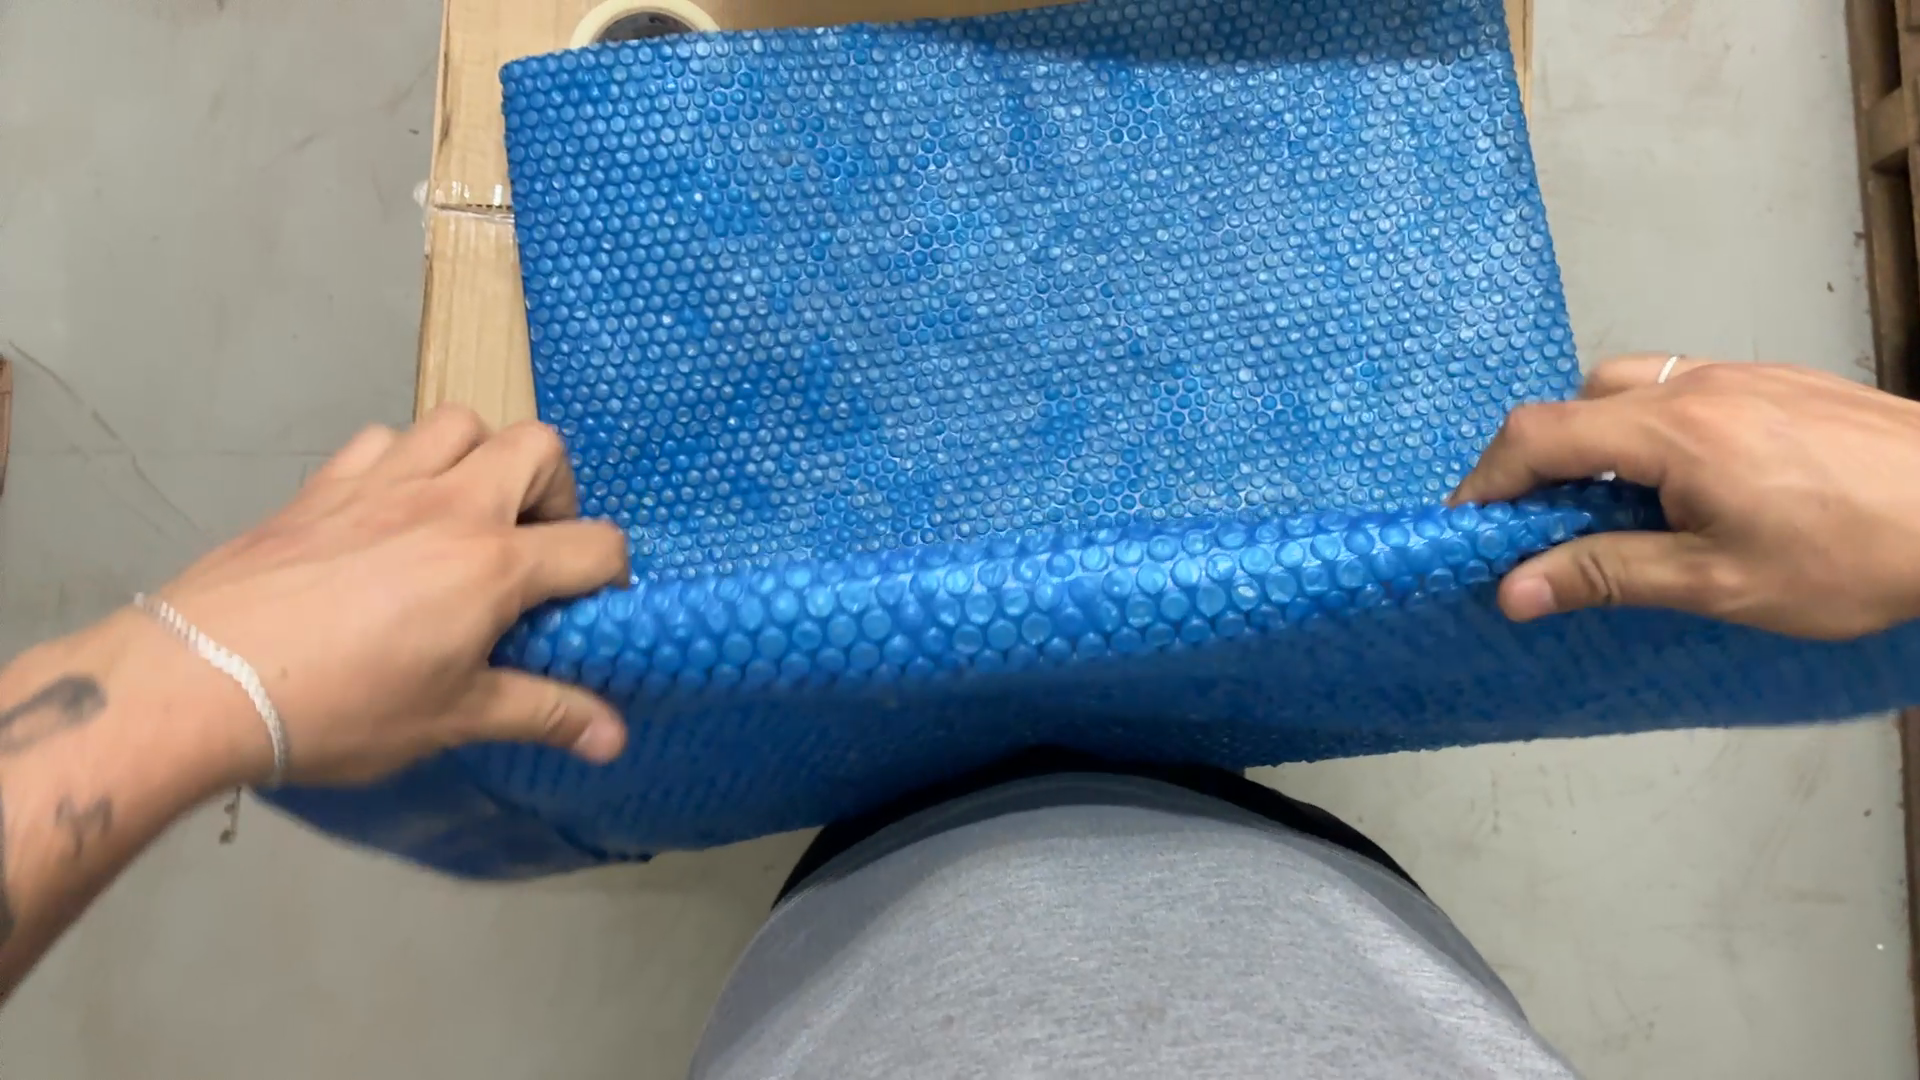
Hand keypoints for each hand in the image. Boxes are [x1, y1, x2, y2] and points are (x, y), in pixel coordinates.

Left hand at [148, 406, 630, 784]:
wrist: (185, 688)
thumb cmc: (339, 706)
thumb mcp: (457, 717)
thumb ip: (548, 714)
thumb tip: (617, 741)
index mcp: (494, 563)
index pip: (598, 544)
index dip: (612, 574)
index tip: (589, 605)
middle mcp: (451, 505)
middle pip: (540, 448)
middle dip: (557, 491)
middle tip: (532, 544)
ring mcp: (382, 485)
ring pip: (461, 424)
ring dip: (483, 460)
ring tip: (468, 515)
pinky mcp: (322, 487)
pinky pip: (385, 440)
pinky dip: (408, 461)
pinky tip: (393, 509)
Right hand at [1450, 355, 1919, 639]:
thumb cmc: (1864, 555)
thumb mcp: (1721, 583)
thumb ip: (1604, 576)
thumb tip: (1508, 593)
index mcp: (1672, 432)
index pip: (1536, 437)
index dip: (1485, 479)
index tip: (1472, 528)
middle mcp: (1692, 387)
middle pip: (1566, 406)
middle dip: (1530, 462)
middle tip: (1540, 520)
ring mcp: (1737, 375)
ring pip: (1615, 386)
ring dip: (1584, 435)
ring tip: (1608, 491)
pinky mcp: (1774, 379)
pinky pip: (1670, 385)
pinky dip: (1636, 423)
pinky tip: (1676, 468)